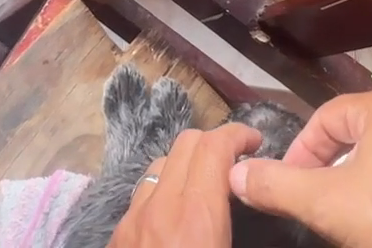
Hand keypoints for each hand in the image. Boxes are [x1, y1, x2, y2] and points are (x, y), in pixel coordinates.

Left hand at [111, 122, 264, 247]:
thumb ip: (236, 220)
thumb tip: (243, 190)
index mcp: (196, 217)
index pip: (214, 147)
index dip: (238, 135)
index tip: (255, 142)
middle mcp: (160, 208)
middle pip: (186, 143)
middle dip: (215, 143)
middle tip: (235, 165)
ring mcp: (132, 220)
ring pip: (160, 164)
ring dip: (186, 165)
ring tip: (204, 188)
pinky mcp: (116, 235)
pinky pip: (142, 195)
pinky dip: (163, 191)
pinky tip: (174, 217)